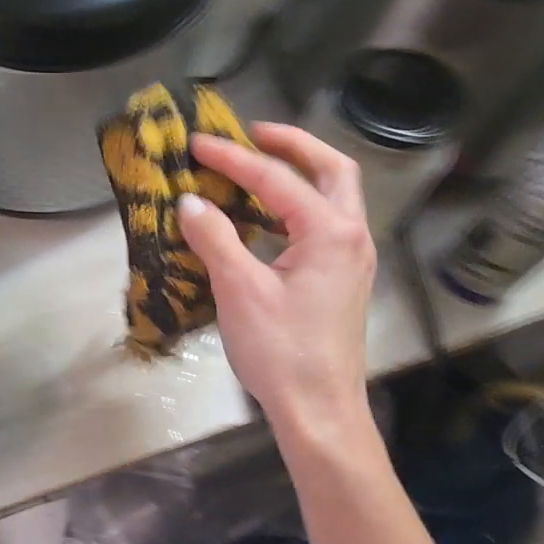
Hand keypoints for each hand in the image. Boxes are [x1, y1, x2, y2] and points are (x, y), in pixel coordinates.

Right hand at [179, 123, 376, 441]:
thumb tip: (190, 202)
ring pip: (333, 197)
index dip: (233, 159)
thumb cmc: (281, 351)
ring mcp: (353, 260)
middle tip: (253, 134)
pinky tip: (265, 222)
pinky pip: (324, 226)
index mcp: (331, 232)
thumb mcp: (240, 291)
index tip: (197, 143)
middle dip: (293, 146)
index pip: (276, 180)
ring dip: (298, 175)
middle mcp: (352, 236)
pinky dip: (296, 209)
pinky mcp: (343, 281)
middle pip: (331, 170)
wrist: (319, 409)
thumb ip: (215, 239)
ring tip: (256, 169)